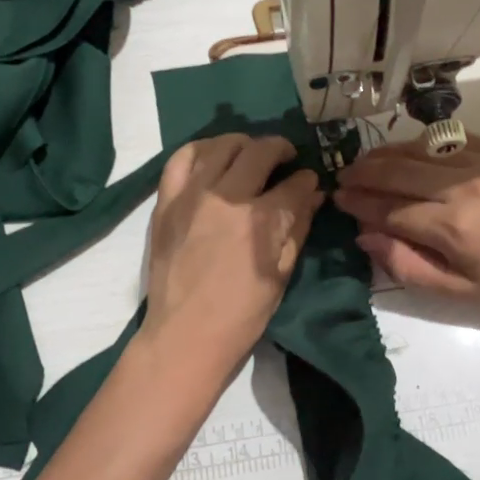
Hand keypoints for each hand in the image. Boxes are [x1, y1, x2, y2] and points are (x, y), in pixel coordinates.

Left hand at [142, 134, 323, 364]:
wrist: (185, 335)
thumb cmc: (242, 314)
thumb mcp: (282, 273)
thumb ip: (298, 227)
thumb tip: (313, 194)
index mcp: (261, 220)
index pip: (294, 183)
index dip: (307, 179)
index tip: (309, 181)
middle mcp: (227, 197)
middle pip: (260, 152)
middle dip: (280, 150)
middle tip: (286, 159)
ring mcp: (192, 195)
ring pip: (222, 145)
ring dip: (244, 144)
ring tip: (251, 155)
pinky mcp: (167, 201)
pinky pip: (181, 158)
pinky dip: (201, 150)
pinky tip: (213, 156)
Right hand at [333, 135, 479, 316]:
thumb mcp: (456, 292)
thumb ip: (406, 264)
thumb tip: (365, 236)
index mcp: (450, 228)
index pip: (389, 209)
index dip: (359, 203)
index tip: (338, 199)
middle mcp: (461, 189)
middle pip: (398, 172)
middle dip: (364, 173)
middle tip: (343, 176)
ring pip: (421, 149)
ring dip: (387, 153)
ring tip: (367, 160)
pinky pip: (452, 138)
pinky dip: (424, 142)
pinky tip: (410, 148)